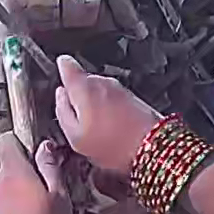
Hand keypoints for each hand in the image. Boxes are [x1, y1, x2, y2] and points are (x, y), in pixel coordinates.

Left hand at [0, 131, 70, 213]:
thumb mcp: (59, 196)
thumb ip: (51, 168)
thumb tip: (45, 146)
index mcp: (13, 170)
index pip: (6, 141)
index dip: (21, 143)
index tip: (37, 152)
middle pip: (7, 165)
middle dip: (25, 171)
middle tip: (47, 186)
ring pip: (5, 186)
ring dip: (20, 191)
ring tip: (41, 208)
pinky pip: (3, 205)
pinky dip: (14, 208)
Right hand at [53, 55, 161, 173]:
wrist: (154, 148)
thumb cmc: (113, 145)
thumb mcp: (75, 136)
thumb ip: (62, 111)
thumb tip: (59, 96)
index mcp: (84, 88)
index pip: (67, 66)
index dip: (61, 66)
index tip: (59, 67)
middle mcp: (102, 82)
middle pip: (82, 81)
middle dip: (77, 94)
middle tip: (76, 118)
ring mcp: (119, 89)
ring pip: (97, 90)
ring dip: (94, 104)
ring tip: (95, 129)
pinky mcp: (133, 98)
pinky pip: (112, 99)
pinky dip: (108, 109)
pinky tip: (110, 129)